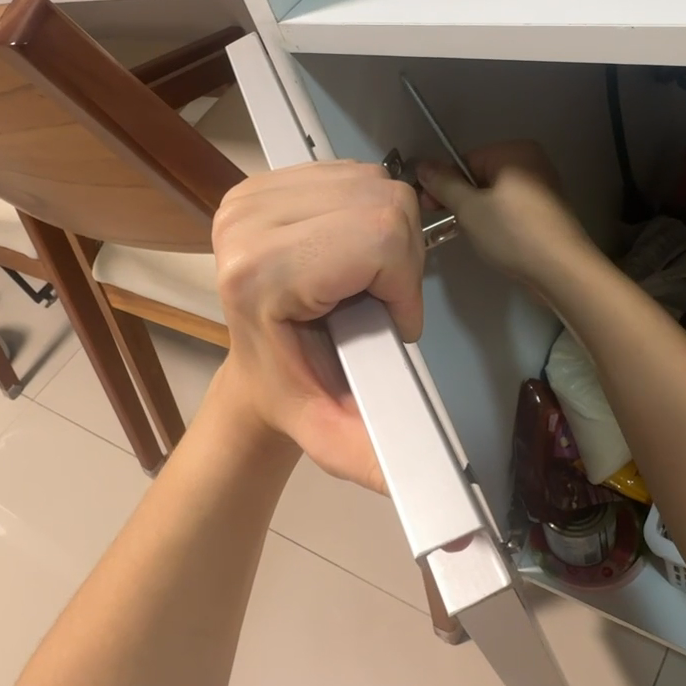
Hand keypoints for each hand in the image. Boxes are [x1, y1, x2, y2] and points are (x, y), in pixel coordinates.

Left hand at [211, 161, 424, 493]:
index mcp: (258, 276)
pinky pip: (353, 174)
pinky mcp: (258, 183)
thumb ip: (376, 458)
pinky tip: (345, 255)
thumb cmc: (295, 399)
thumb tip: (441, 511)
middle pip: (382, 203)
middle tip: (375, 304)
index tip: (383, 325)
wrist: (254, 374)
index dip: (400, 287)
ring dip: (385, 238)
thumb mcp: (332, 435)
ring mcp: (247, 197)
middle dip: (399, 262)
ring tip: (360, 282)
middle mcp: (244, 224)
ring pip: (374, 184)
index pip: (378, 240)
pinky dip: (366, 214)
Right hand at [416, 140, 595, 287]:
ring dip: (476, 212)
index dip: (444, 183)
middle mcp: (532, 161)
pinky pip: (510, 208)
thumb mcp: (470, 208)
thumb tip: (423, 165)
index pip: (465, 160)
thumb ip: (443, 184)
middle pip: (480, 176)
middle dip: (460, 198)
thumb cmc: (513, 233)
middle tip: (446, 223)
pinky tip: (492, 238)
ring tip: (470, 234)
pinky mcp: (546, 211)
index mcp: (515, 152)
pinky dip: (496, 220)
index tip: (428, 206)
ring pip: (494, 194)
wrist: (561, 270)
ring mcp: (542, 186)